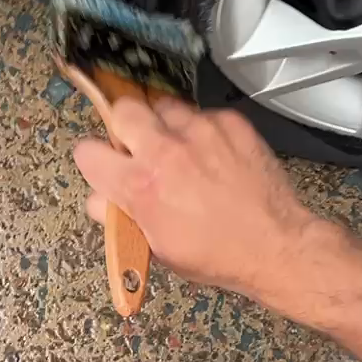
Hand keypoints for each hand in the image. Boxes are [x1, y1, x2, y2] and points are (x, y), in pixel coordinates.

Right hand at [73, 98, 323, 300]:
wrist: (274, 245)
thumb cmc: (217, 254)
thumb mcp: (156, 248)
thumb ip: (121, 218)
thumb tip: (100, 201)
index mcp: (141, 187)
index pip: (87, 152)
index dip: (94, 161)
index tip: (104, 167)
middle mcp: (167, 152)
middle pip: (123, 110)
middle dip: (125, 128)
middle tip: (138, 149)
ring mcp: (201, 131)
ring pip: (164, 107)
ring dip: (164, 127)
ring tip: (179, 153)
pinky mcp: (230, 123)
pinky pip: (202, 114)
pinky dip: (201, 131)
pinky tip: (212, 157)